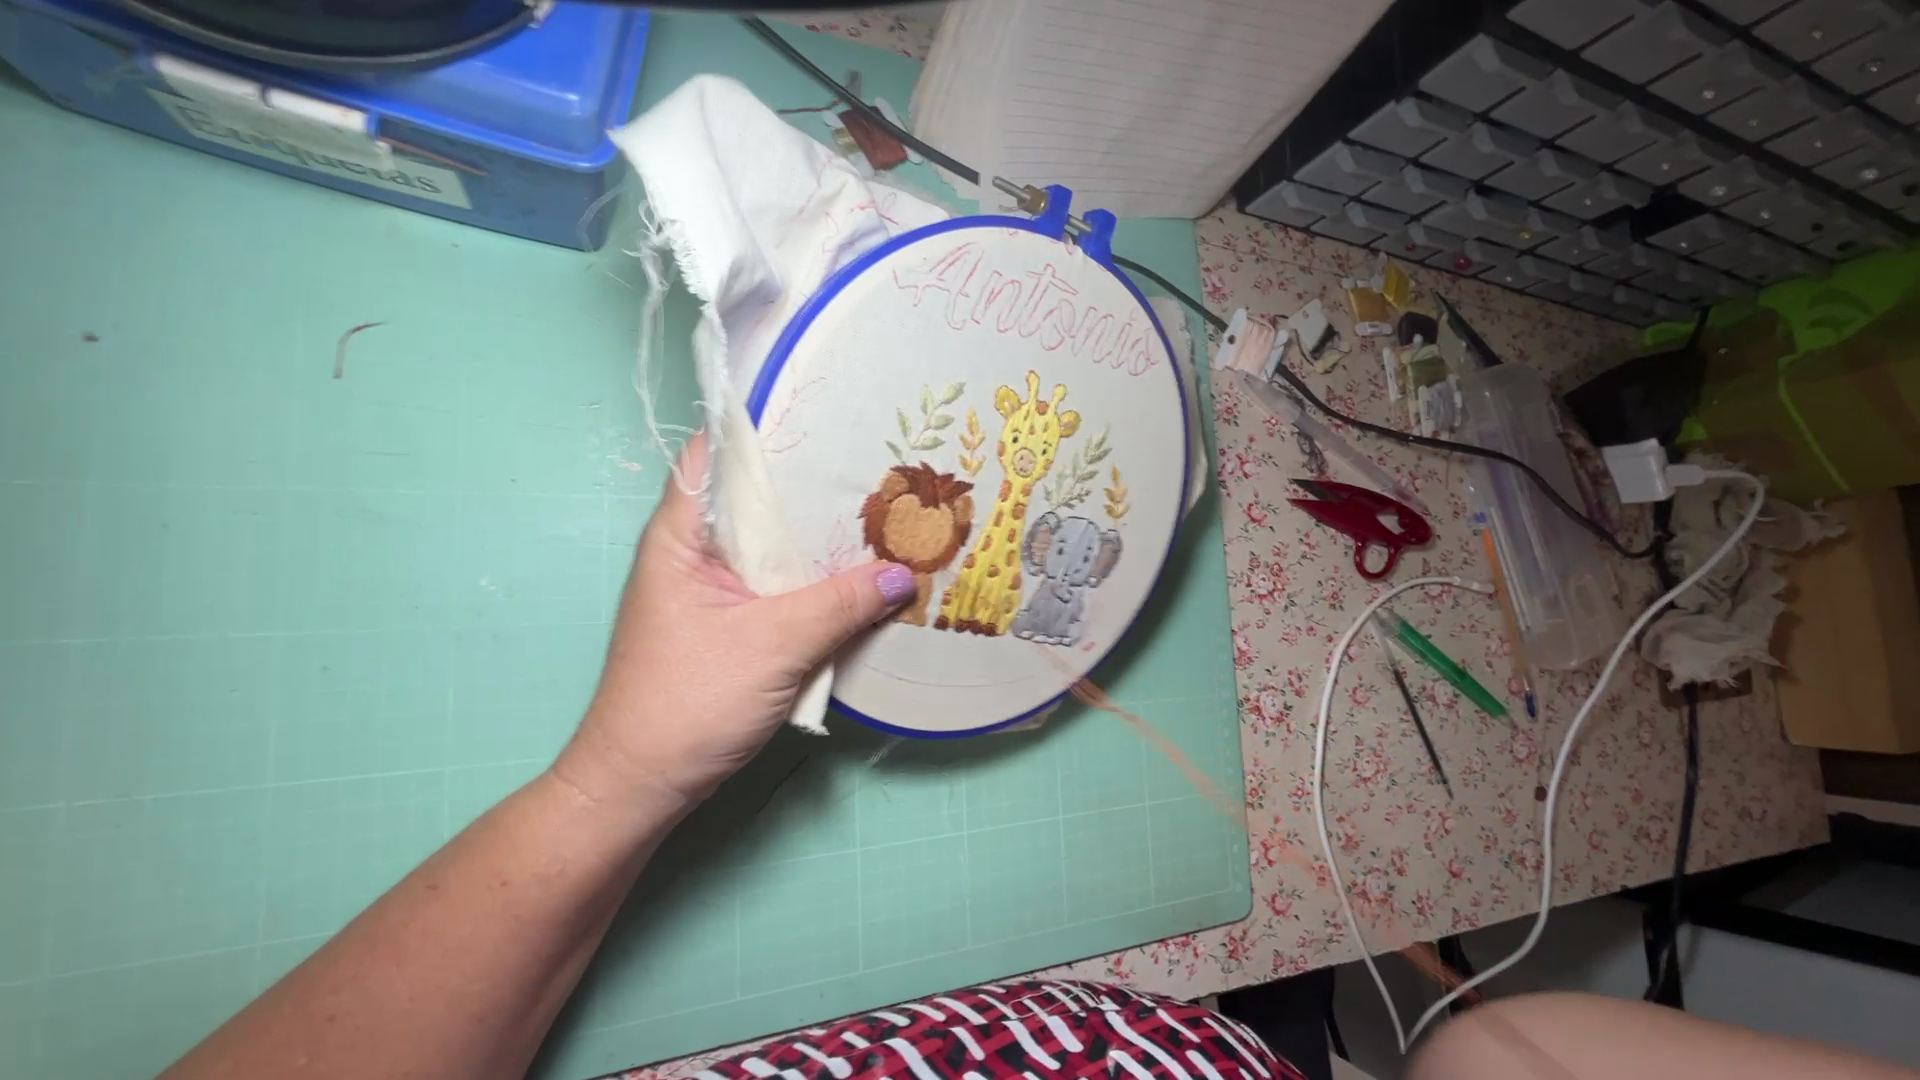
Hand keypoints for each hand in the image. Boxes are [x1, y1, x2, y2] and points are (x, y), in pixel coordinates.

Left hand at [553, 433, 912, 811]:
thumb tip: (903, 573)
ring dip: (819, 534)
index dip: (769, 425)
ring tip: (883, 507)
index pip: (718, 453)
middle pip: (756, 497)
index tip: (830, 412)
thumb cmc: (687, 704)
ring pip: (773, 543)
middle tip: (878, 460)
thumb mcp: (773, 646)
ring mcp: (713, 587)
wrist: (642, 785)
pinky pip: (780, 582)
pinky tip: (860, 571)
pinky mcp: (733, 621)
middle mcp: (695, 550)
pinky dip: (816, 575)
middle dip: (813, 482)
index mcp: (681, 534)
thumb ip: (840, 604)